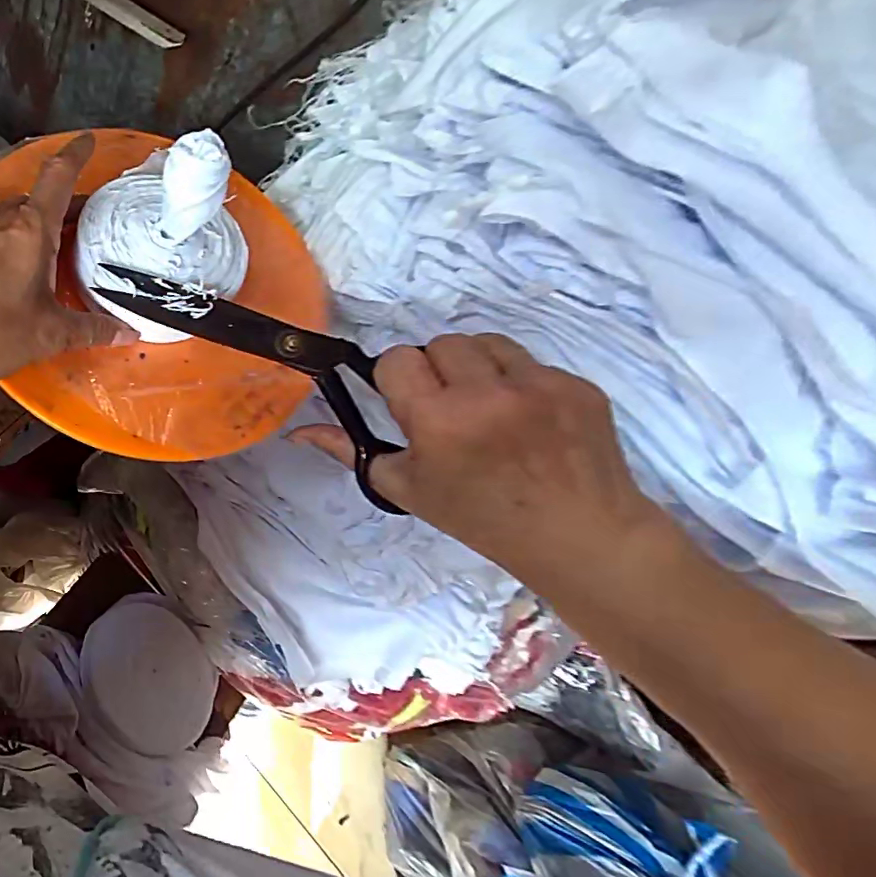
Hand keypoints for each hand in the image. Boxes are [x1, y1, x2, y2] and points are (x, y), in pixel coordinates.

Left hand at [0, 133, 133, 399]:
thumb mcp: (52, 333)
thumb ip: (93, 329)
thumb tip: (125, 332)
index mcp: (30, 230)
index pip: (57, 176)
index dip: (76, 154)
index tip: (87, 142)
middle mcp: (0, 223)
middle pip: (38, 198)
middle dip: (62, 204)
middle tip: (83, 221)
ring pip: (11, 214)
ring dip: (33, 221)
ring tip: (51, 243)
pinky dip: (9, 237)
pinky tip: (14, 262)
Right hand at [292, 334, 673, 576]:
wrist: (575, 534)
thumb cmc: (474, 515)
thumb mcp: (400, 486)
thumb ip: (347, 450)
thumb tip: (297, 433)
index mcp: (438, 420)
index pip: (398, 359)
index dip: (394, 378)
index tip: (404, 402)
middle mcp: (488, 394)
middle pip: (440, 343)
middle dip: (433, 368)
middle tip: (442, 405)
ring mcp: (540, 386)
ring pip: (485, 342)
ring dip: (473, 365)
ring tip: (481, 403)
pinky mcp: (578, 385)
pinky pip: (530, 362)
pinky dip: (516, 381)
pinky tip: (522, 418)